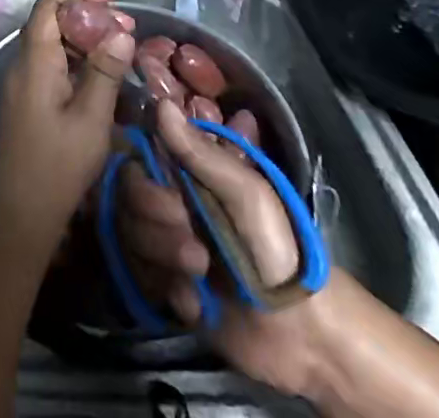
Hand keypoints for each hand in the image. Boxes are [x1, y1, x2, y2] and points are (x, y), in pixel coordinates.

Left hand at [0, 0, 136, 239]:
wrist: (17, 212)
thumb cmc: (55, 165)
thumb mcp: (90, 118)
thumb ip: (105, 72)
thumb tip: (120, 32)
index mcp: (35, 62)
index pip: (48, 7)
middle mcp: (23, 66)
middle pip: (50, 23)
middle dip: (87, 16)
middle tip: (125, 28)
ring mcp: (23, 85)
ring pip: (52, 46)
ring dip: (84, 40)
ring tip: (121, 49)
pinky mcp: (28, 102)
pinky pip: (52, 67)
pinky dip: (77, 62)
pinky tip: (103, 77)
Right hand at [124, 103, 438, 415]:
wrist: (305, 336)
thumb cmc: (285, 253)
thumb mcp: (247, 193)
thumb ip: (202, 149)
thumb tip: (160, 101)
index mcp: (202, 162)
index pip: (148, 137)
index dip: (143, 155)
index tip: (155, 178)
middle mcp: (182, 190)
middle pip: (132, 188)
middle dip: (156, 219)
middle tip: (192, 243)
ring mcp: (173, 234)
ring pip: (132, 230)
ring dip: (163, 258)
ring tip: (201, 278)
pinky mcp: (168, 276)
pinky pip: (140, 269)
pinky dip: (165, 287)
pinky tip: (197, 298)